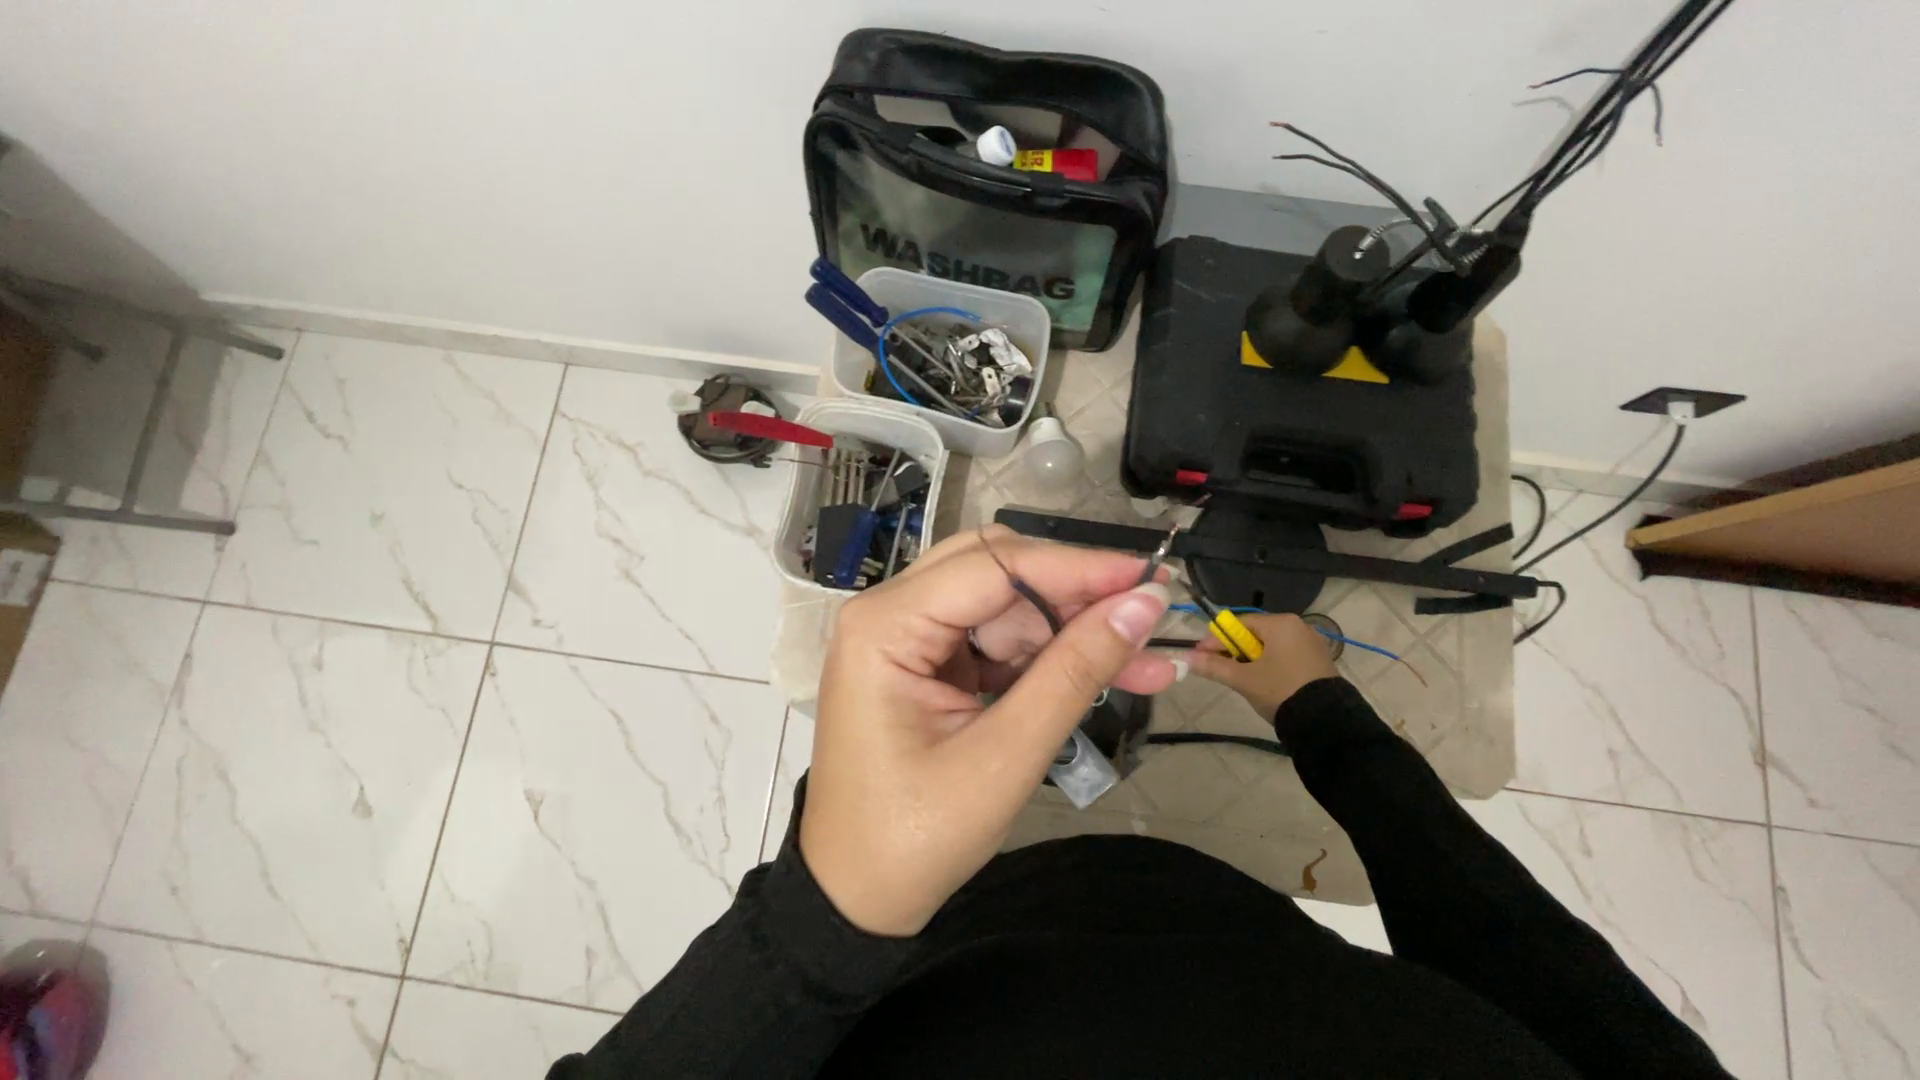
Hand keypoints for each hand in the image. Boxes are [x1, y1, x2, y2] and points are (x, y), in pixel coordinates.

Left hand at [800, 526, 1176, 935]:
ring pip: (1006, 606)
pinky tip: (1107, 674)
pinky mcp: (926, 665)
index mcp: (885, 626)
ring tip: (1149, 665)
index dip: (1079, 568)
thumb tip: (1144, 606)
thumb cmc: (917, 836)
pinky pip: (996, 641)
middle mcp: (889, 614)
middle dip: (1076, 597)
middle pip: (998, 573)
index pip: (995, 566)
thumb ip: (1075, 672)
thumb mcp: (1005, 755)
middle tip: (1148, 619)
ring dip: (1072, 631)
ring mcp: (906, 638)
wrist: (858, 897)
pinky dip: (1049, 657)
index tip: (1152, 579)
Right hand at [1188, 613, 1338, 719]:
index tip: (1201, 656)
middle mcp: (1299, 626)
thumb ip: (1214, 666)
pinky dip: (1271, 664)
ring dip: (1252, 659)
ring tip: (1240, 678)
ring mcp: (1312, 643)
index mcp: (1281, 623)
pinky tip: (1264, 681)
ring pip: (1271, 646)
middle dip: (1234, 650)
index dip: (1217, 640)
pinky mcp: (1319, 660)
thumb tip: (1187, 658)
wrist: (1325, 721)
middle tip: (1220, 668)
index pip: (1239, 624)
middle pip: (1255, 633)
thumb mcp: (1243, 679)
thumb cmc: (1280, 690)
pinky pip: (1287, 655)